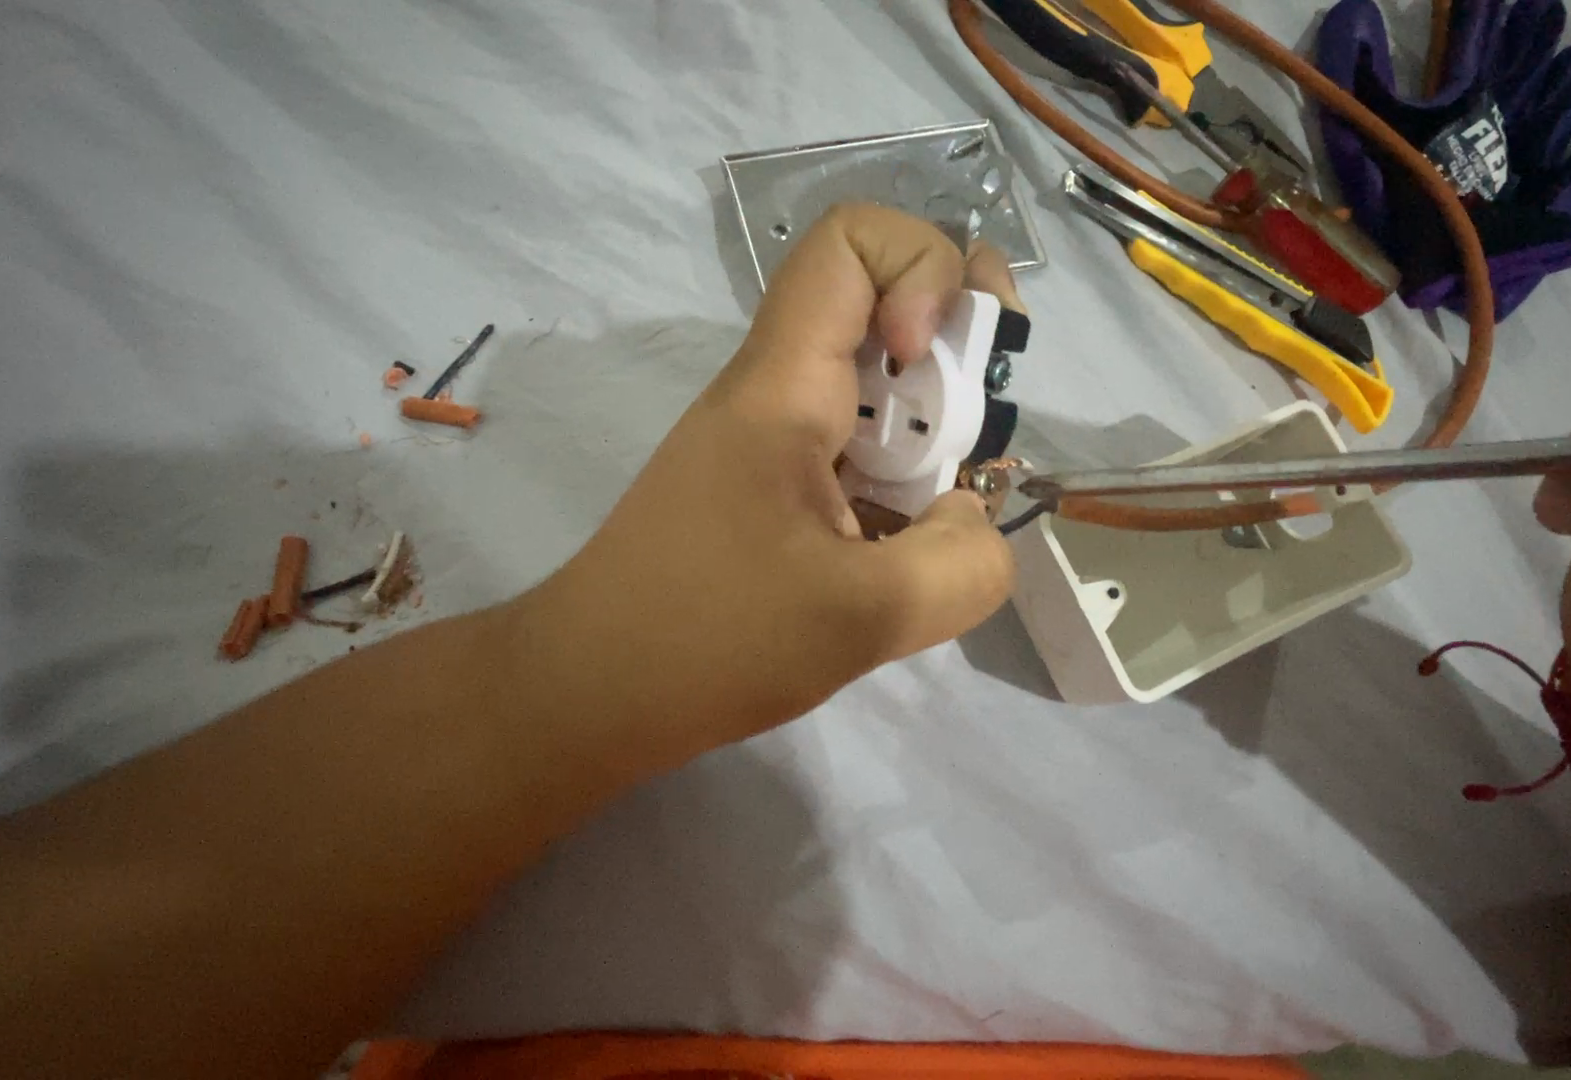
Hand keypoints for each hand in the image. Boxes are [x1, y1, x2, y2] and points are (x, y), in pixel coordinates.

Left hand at [542, 204, 1022, 749]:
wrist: (591, 691)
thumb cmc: (708, 645)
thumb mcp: (862, 618)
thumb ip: (960, 565)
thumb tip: (972, 519)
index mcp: (782, 390)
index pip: (850, 241)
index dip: (920, 269)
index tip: (927, 364)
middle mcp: (773, 394)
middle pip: (876, 302)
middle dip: (955, 350)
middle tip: (979, 435)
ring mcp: (767, 442)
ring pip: (869, 386)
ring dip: (931, 430)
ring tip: (947, 508)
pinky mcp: (766, 488)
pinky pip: (851, 450)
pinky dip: (898, 482)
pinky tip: (905, 548)